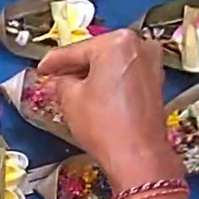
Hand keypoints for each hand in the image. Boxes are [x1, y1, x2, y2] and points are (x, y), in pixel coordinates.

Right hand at [38, 30, 182, 189]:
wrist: (137, 156)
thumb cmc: (105, 125)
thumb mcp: (71, 99)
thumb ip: (61, 82)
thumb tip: (59, 79)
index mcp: (116, 42)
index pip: (76, 50)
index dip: (54, 61)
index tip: (42, 68)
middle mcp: (139, 46)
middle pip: (97, 54)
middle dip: (75, 67)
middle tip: (54, 78)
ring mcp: (151, 64)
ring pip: (112, 64)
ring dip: (92, 75)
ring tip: (71, 89)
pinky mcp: (156, 83)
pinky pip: (124, 75)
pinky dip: (108, 82)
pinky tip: (93, 95)